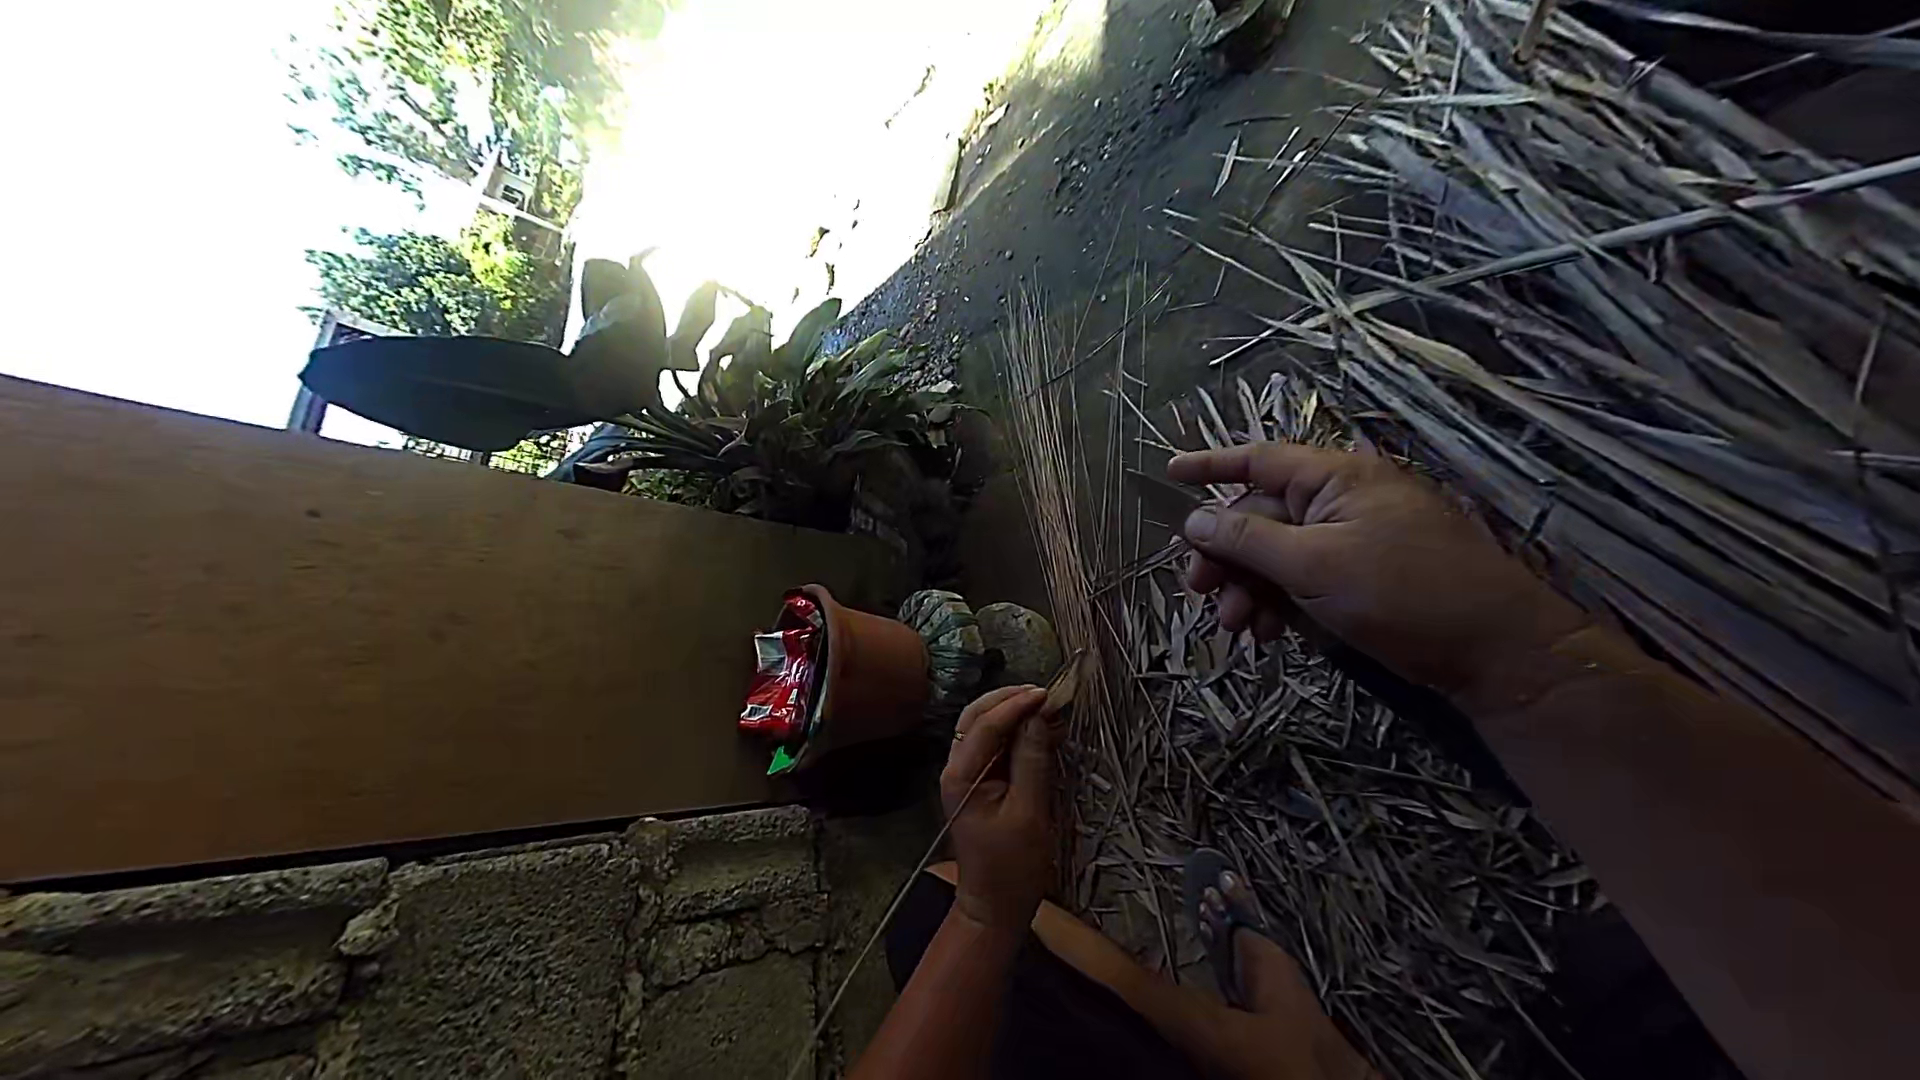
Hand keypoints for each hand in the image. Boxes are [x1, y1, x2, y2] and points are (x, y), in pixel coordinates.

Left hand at [941, 685, 1055, 932]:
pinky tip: (1037, 727)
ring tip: (1044, 704)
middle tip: (1044, 693)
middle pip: (976, 716)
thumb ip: (1032, 761)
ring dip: (1010, 710)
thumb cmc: (1012, 867)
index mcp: (960, 776)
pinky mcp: (979, 780)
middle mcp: (956, 767)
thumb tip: (1039, 717)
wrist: (994, 906)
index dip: (1016, 705)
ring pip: (982, 726)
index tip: (1047, 694)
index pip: (986, 725)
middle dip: (1008, 699)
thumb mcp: (1029, 813)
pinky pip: (993, 744)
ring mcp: (966, 773)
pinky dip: (1014, 730)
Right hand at [1170, 442, 1588, 698]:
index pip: (1258, 460)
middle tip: (1198, 592)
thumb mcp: (1312, 564)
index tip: (1169, 473)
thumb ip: (1246, 539)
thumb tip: (1193, 519)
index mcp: (1334, 479)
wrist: (1496, 654)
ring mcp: (1349, 540)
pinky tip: (1268, 634)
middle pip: (1257, 517)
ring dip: (1246, 590)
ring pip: (1273, 555)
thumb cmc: (1403, 593)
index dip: (1210, 465)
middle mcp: (1338, 501)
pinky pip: (1299, 579)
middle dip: (1224, 557)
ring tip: (1238, 627)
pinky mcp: (1357, 576)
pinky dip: (1276, 604)